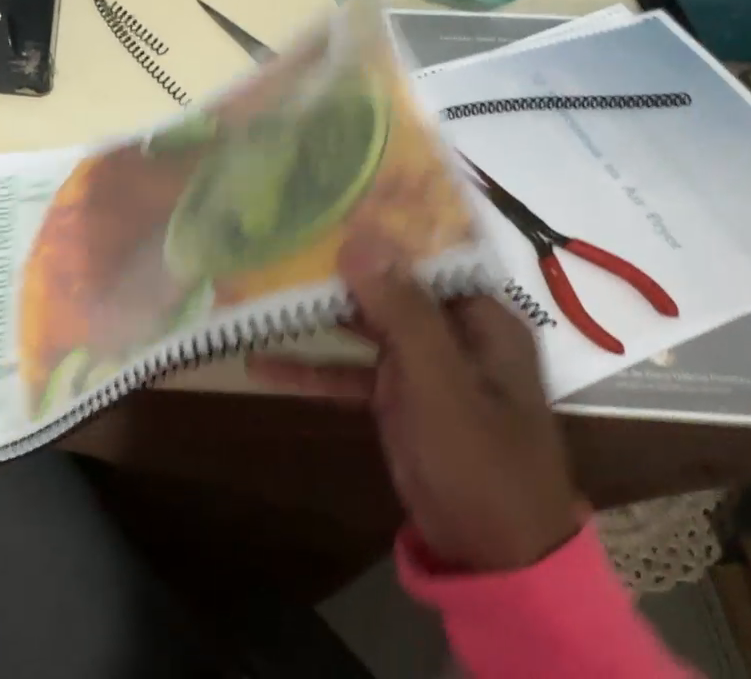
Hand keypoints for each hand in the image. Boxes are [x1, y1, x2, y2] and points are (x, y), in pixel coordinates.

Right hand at [248, 233, 580, 572]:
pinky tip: (259, 365)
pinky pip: (347, 372)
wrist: (493, 552)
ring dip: (315, 316)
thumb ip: (401, 312)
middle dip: (336, 267)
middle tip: (277, 236)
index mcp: (480, 318)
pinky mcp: (397, 398)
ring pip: (362, 326)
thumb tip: (361, 238)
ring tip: (258, 288)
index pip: (431, 253)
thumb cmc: (479, 461)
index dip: (384, 225)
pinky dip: (310, 369)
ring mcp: (422, 366)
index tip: (329, 198)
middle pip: (388, 285)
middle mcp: (451, 332)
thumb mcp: (438, 383)